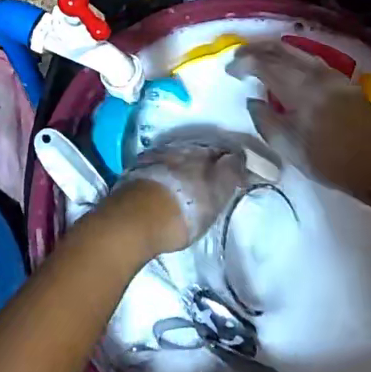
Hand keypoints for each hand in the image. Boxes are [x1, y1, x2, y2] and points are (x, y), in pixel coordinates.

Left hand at [115, 141, 250, 253]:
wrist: (133, 223)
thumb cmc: (184, 209)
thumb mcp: (218, 192)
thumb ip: (231, 172)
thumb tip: (238, 156)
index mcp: (200, 151)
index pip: (221, 150)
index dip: (228, 162)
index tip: (232, 175)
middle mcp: (176, 148)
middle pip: (195, 154)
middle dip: (202, 165)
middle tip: (208, 182)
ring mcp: (151, 160)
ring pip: (173, 161)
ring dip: (181, 170)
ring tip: (185, 188)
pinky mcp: (132, 176)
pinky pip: (155, 171)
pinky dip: (163, 178)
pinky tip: (163, 191)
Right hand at [229, 40, 370, 202]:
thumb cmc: (332, 160)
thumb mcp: (290, 148)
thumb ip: (266, 120)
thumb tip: (253, 100)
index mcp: (299, 87)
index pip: (264, 62)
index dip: (244, 63)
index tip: (229, 71)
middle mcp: (315, 73)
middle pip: (281, 49)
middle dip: (257, 50)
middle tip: (239, 58)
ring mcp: (332, 74)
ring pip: (298, 51)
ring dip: (275, 51)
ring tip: (259, 58)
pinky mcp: (343, 81)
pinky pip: (311, 59)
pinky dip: (292, 57)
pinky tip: (288, 66)